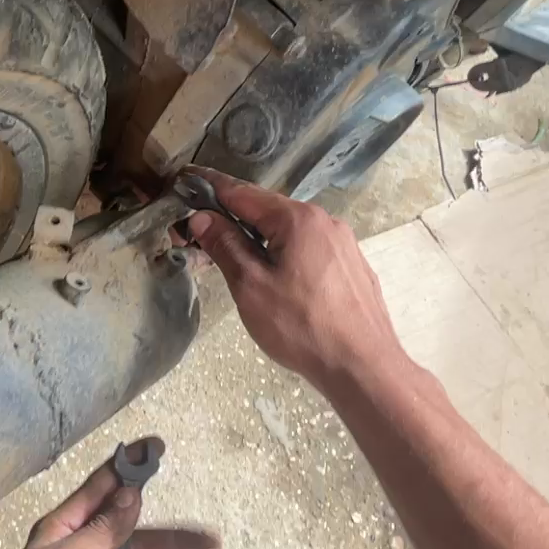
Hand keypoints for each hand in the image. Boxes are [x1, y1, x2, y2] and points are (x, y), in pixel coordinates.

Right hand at [184, 168, 407, 389]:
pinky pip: (307, 247)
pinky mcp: (350, 267)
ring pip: (288, 230)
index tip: (185, 183)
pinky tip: (271, 273)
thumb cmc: (300, 326)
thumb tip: (202, 217)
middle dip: (232, 216)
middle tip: (198, 228)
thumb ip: (225, 246)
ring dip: (257, 236)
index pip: (243, 193)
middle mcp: (325, 222)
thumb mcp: (251, 286)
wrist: (362, 366)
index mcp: (298, 220)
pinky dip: (281, 250)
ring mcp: (342, 244)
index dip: (211, 189)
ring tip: (230, 253)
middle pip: (267, 210)